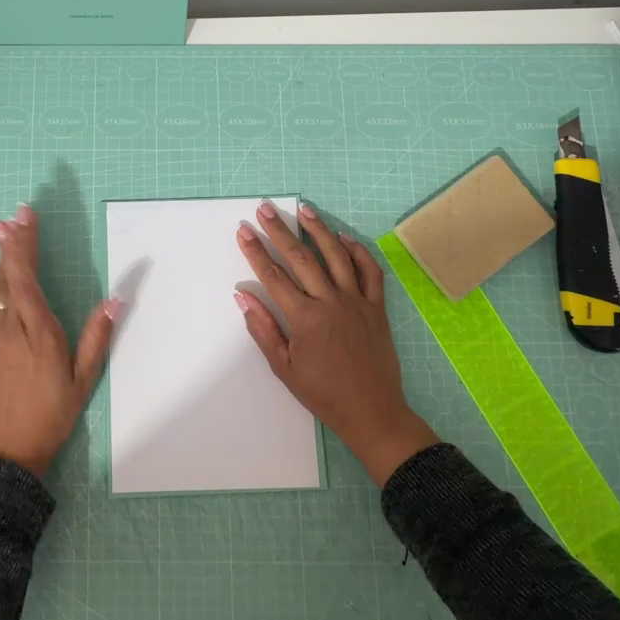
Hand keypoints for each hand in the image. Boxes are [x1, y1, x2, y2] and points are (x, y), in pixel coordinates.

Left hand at [0, 203, 120, 477]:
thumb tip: (116, 300)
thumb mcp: (83, 379)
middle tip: (16, 211)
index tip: (25, 218)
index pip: (30, 278)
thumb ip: (97, 337)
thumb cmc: (52, 414)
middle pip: (12, 275)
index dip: (26, 245)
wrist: (9, 448)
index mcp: (41, 333)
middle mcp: (13, 327)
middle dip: (15, 241)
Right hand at [234, 201, 439, 485]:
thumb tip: (242, 297)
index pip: (273, 276)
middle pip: (301, 258)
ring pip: (336, 256)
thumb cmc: (323, 393)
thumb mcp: (284, 367)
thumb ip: (263, 329)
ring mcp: (356, 302)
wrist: (372, 411)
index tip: (244, 231)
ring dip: (318, 230)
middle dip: (280, 231)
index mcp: (304, 318)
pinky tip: (344, 239)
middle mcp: (330, 302)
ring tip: (304, 210)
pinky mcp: (376, 307)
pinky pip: (369, 271)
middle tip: (265, 209)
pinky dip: (357, 252)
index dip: (256, 251)